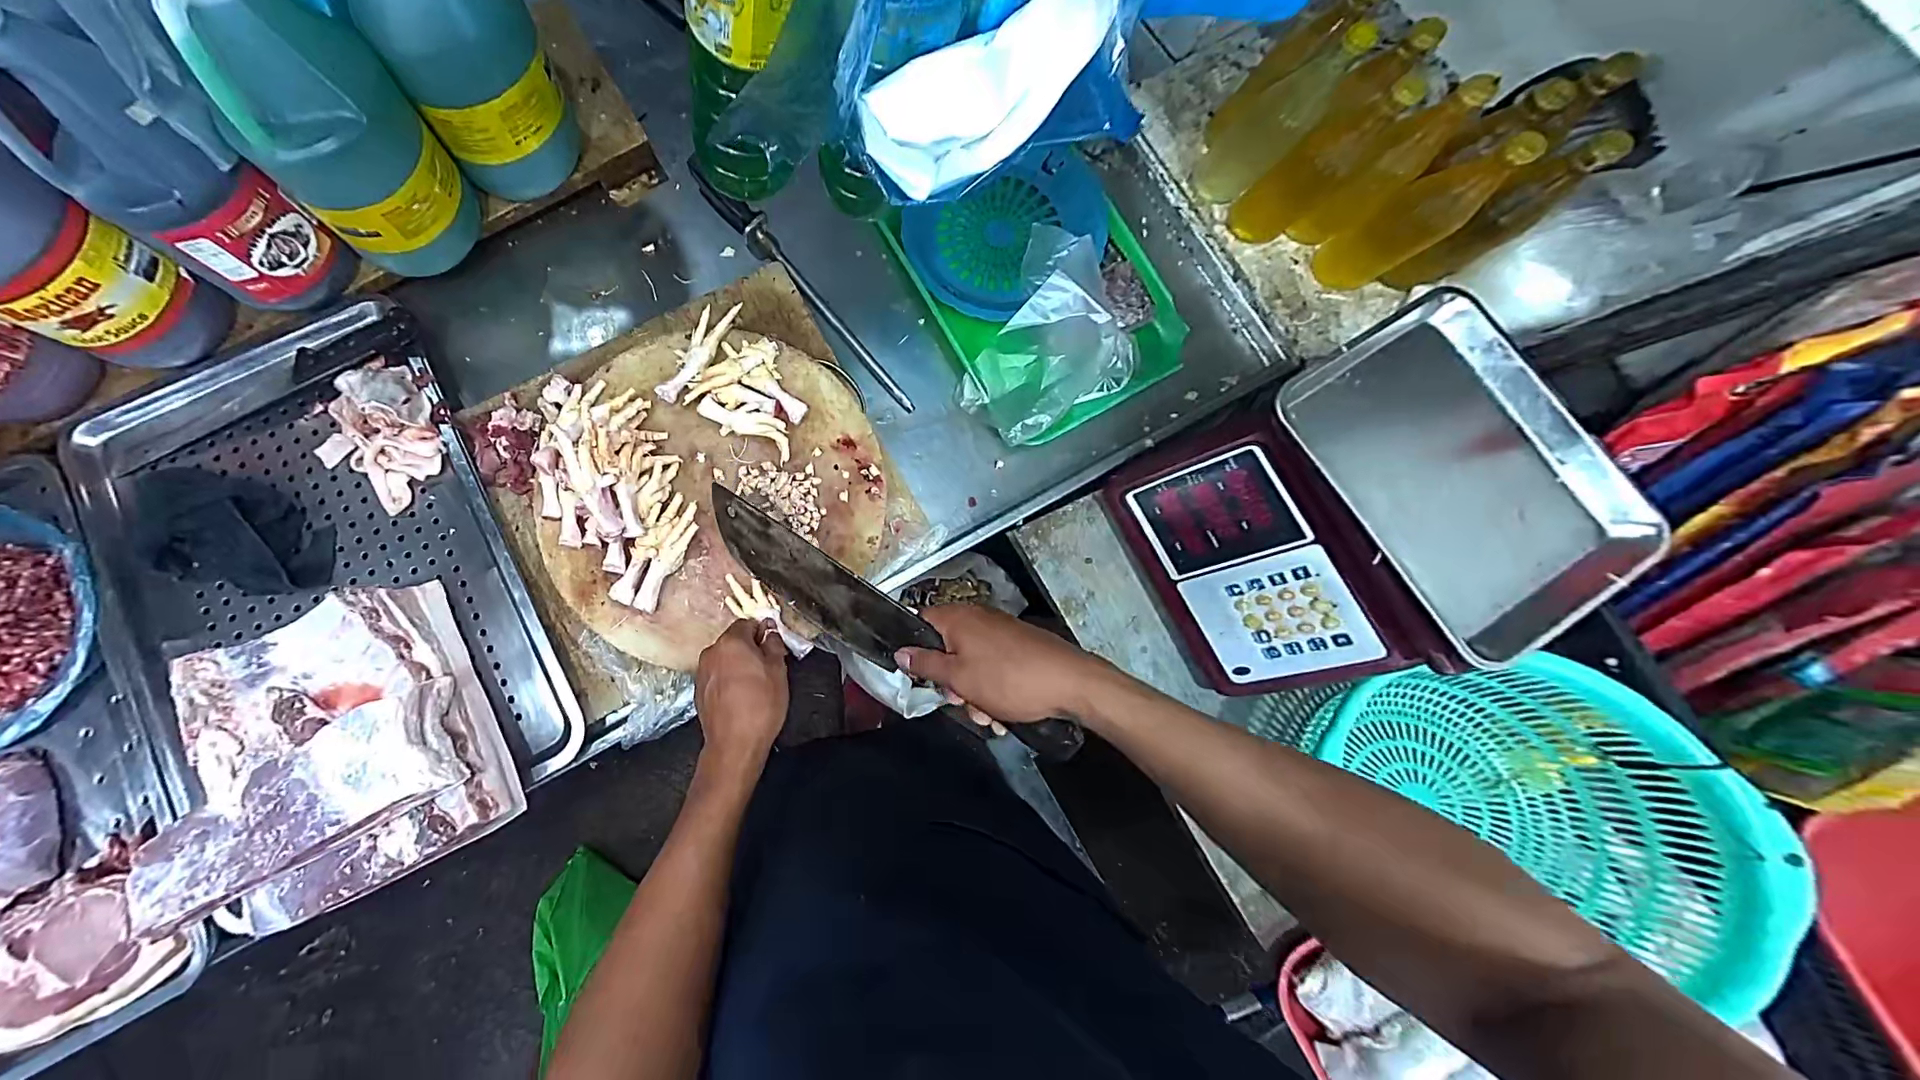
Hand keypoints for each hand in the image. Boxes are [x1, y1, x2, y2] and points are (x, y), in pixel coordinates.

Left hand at [694, 619, 788, 770]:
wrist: (735, 743)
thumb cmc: (759, 707)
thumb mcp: (778, 670)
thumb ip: (774, 644)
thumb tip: (770, 633)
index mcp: (731, 643)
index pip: (747, 623)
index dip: (763, 632)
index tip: (774, 643)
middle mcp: (712, 653)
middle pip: (734, 640)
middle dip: (751, 648)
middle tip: (769, 665)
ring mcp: (703, 672)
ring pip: (725, 658)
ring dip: (739, 664)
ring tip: (757, 683)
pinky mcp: (700, 690)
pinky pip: (717, 675)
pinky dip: (729, 679)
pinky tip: (743, 695)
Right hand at [895, 605, 1114, 724]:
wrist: (1070, 683)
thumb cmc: (1011, 678)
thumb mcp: (958, 678)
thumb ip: (925, 664)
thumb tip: (901, 652)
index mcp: (959, 618)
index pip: (921, 621)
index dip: (914, 649)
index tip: (918, 675)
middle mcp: (979, 618)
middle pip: (947, 649)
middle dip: (951, 681)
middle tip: (961, 700)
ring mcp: (1001, 633)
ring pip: (971, 665)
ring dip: (973, 693)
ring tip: (989, 713)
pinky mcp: (1018, 648)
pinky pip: (993, 669)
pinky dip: (994, 691)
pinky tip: (1004, 712)